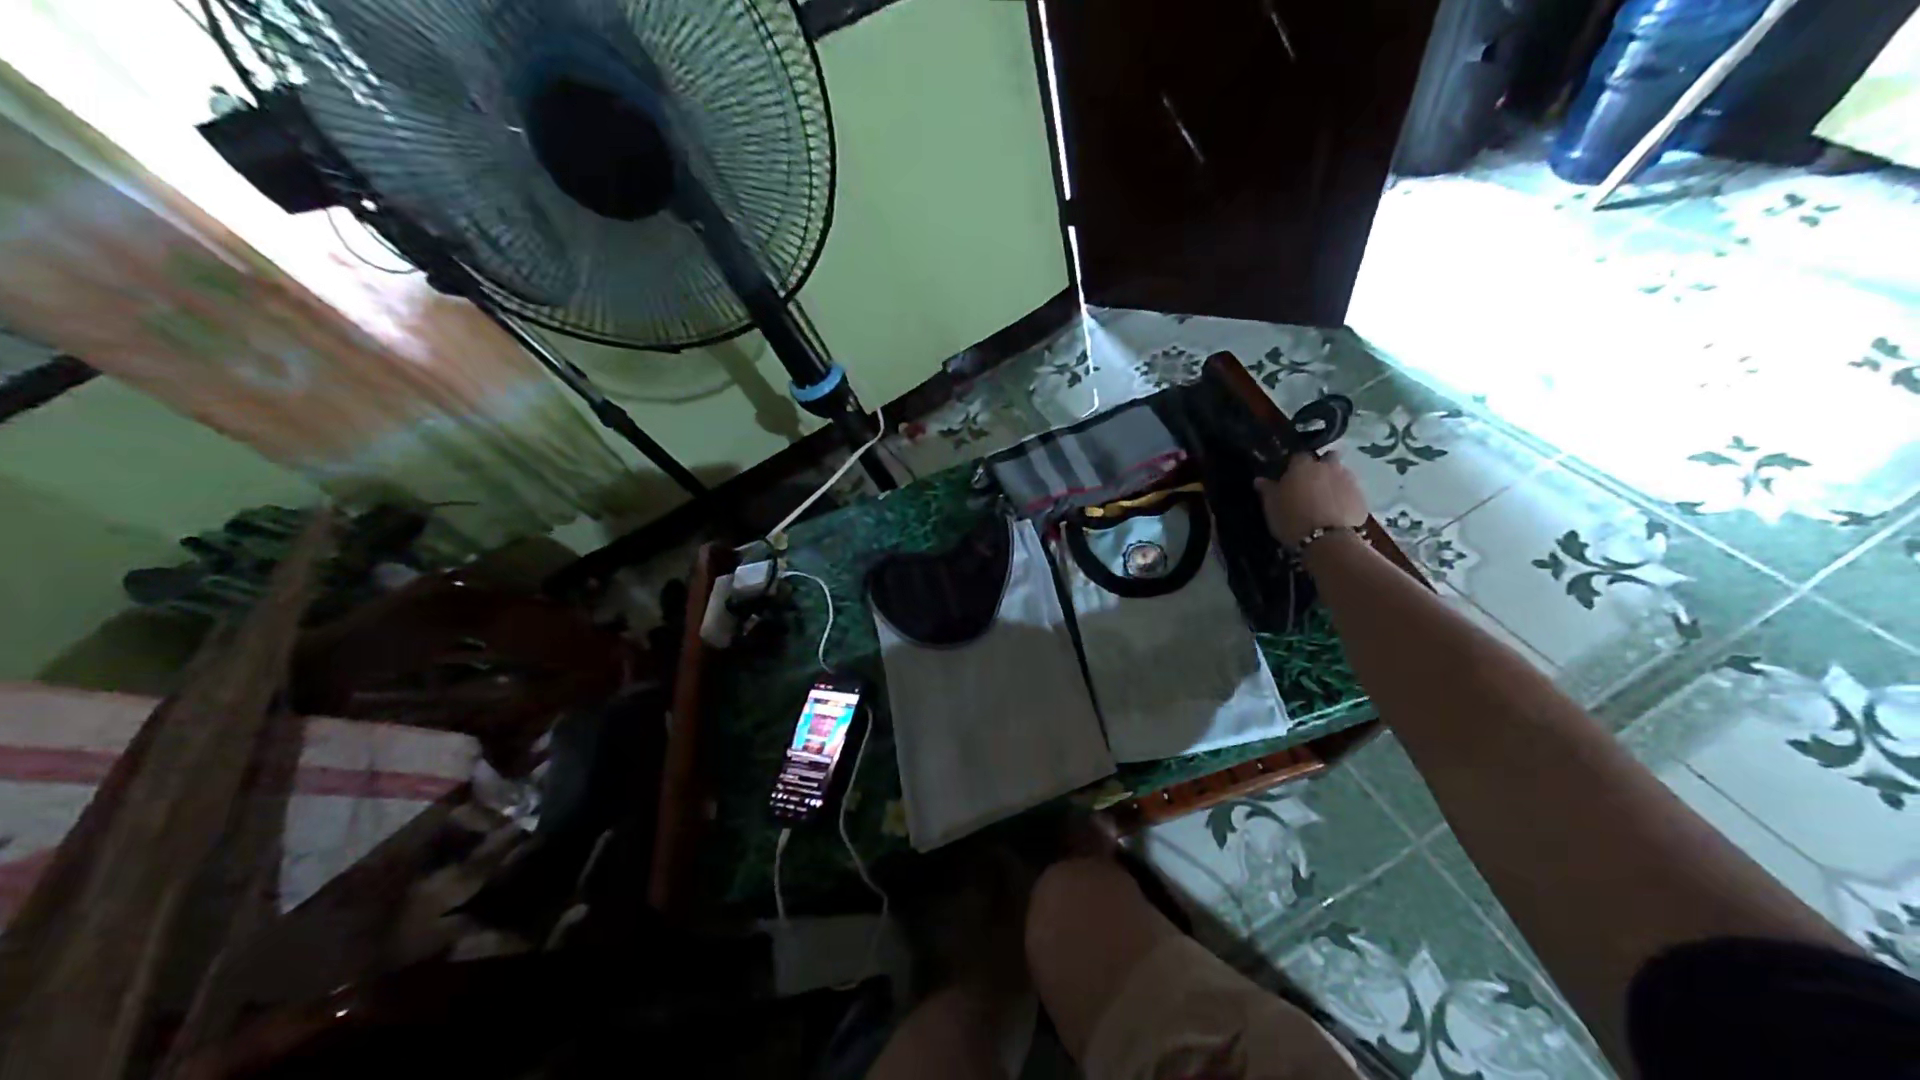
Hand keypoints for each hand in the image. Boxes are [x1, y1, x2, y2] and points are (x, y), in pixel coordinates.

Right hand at [1254, 450, 1368, 547]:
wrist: (1328, 540)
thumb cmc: (1292, 519)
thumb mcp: (1272, 506)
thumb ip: (1267, 490)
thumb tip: (1259, 480)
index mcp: (1303, 466)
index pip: (1299, 456)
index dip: (1295, 465)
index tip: (1291, 476)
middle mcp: (1327, 467)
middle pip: (1329, 457)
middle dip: (1323, 465)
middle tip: (1314, 482)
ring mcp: (1348, 480)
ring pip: (1342, 473)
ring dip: (1335, 480)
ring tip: (1326, 498)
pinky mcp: (1361, 497)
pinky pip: (1351, 491)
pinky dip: (1345, 496)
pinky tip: (1338, 510)